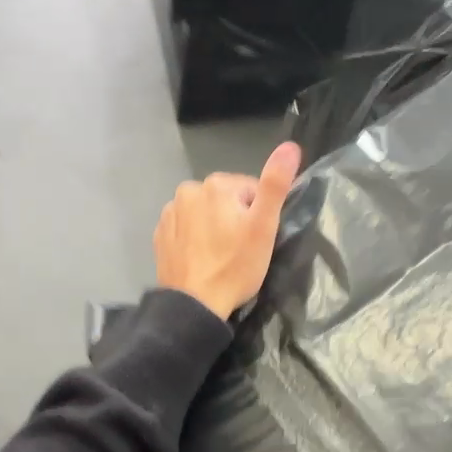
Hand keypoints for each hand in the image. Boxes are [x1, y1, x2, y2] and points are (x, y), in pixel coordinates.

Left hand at [155, 142, 301, 319]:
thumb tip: (291, 146)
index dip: (259, 216)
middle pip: (227, 200)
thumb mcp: (264, 226)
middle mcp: (189, 189)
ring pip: (205, 214)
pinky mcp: (160, 234)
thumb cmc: (235, 267)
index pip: (252, 191)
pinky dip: (196, 239)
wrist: (195, 304)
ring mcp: (170, 212)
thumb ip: (276, 184)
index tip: (257, 240)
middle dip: (236, 220)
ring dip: (215, 229)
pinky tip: (202, 260)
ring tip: (222, 258)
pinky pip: (186, 229)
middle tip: (242, 251)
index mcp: (217, 184)